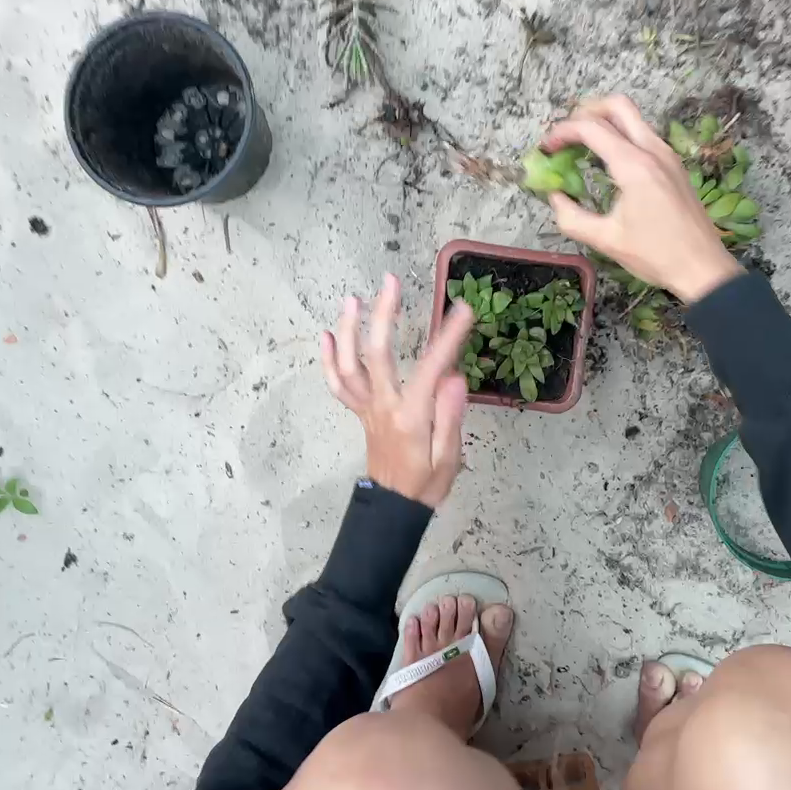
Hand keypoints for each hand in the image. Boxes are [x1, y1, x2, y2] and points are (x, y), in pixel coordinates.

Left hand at [320, 273, 476, 507]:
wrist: (393, 507)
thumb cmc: (426, 483)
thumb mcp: (448, 457)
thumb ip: (449, 417)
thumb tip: (453, 377)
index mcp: (411, 416)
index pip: (431, 368)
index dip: (448, 337)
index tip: (463, 309)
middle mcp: (383, 406)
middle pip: (378, 354)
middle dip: (384, 315)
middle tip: (391, 282)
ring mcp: (367, 408)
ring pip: (350, 365)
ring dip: (347, 330)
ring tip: (352, 300)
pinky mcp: (359, 412)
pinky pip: (339, 384)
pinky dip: (329, 359)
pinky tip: (326, 335)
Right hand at [542, 96, 743, 303]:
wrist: (703, 267)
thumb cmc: (655, 255)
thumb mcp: (605, 240)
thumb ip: (571, 217)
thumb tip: (555, 197)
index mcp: (635, 166)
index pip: (591, 128)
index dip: (562, 132)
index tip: (546, 149)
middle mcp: (654, 150)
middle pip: (617, 106)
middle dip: (585, 112)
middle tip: (566, 136)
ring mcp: (667, 155)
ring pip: (632, 118)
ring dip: (604, 124)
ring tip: (581, 149)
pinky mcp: (674, 165)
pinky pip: (643, 136)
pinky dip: (620, 137)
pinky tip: (606, 164)